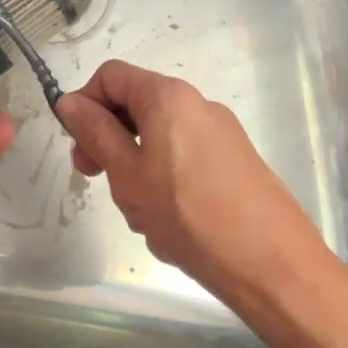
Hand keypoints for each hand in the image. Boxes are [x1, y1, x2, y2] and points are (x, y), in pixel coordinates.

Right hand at [54, 60, 326, 294]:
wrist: (278, 271)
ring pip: (159, 138)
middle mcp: (198, 105)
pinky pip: (186, 159)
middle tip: (96, 178)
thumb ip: (94, 132)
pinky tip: (170, 223)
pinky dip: (166, 181)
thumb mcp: (126, 173)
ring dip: (136, 167)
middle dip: (109, 139)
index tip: (77, 143)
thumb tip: (69, 102)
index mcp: (168, 97)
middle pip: (135, 106)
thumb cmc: (189, 215)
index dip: (84, 102)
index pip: (110, 76)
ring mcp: (224, 136)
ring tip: (140, 213)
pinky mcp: (239, 166)